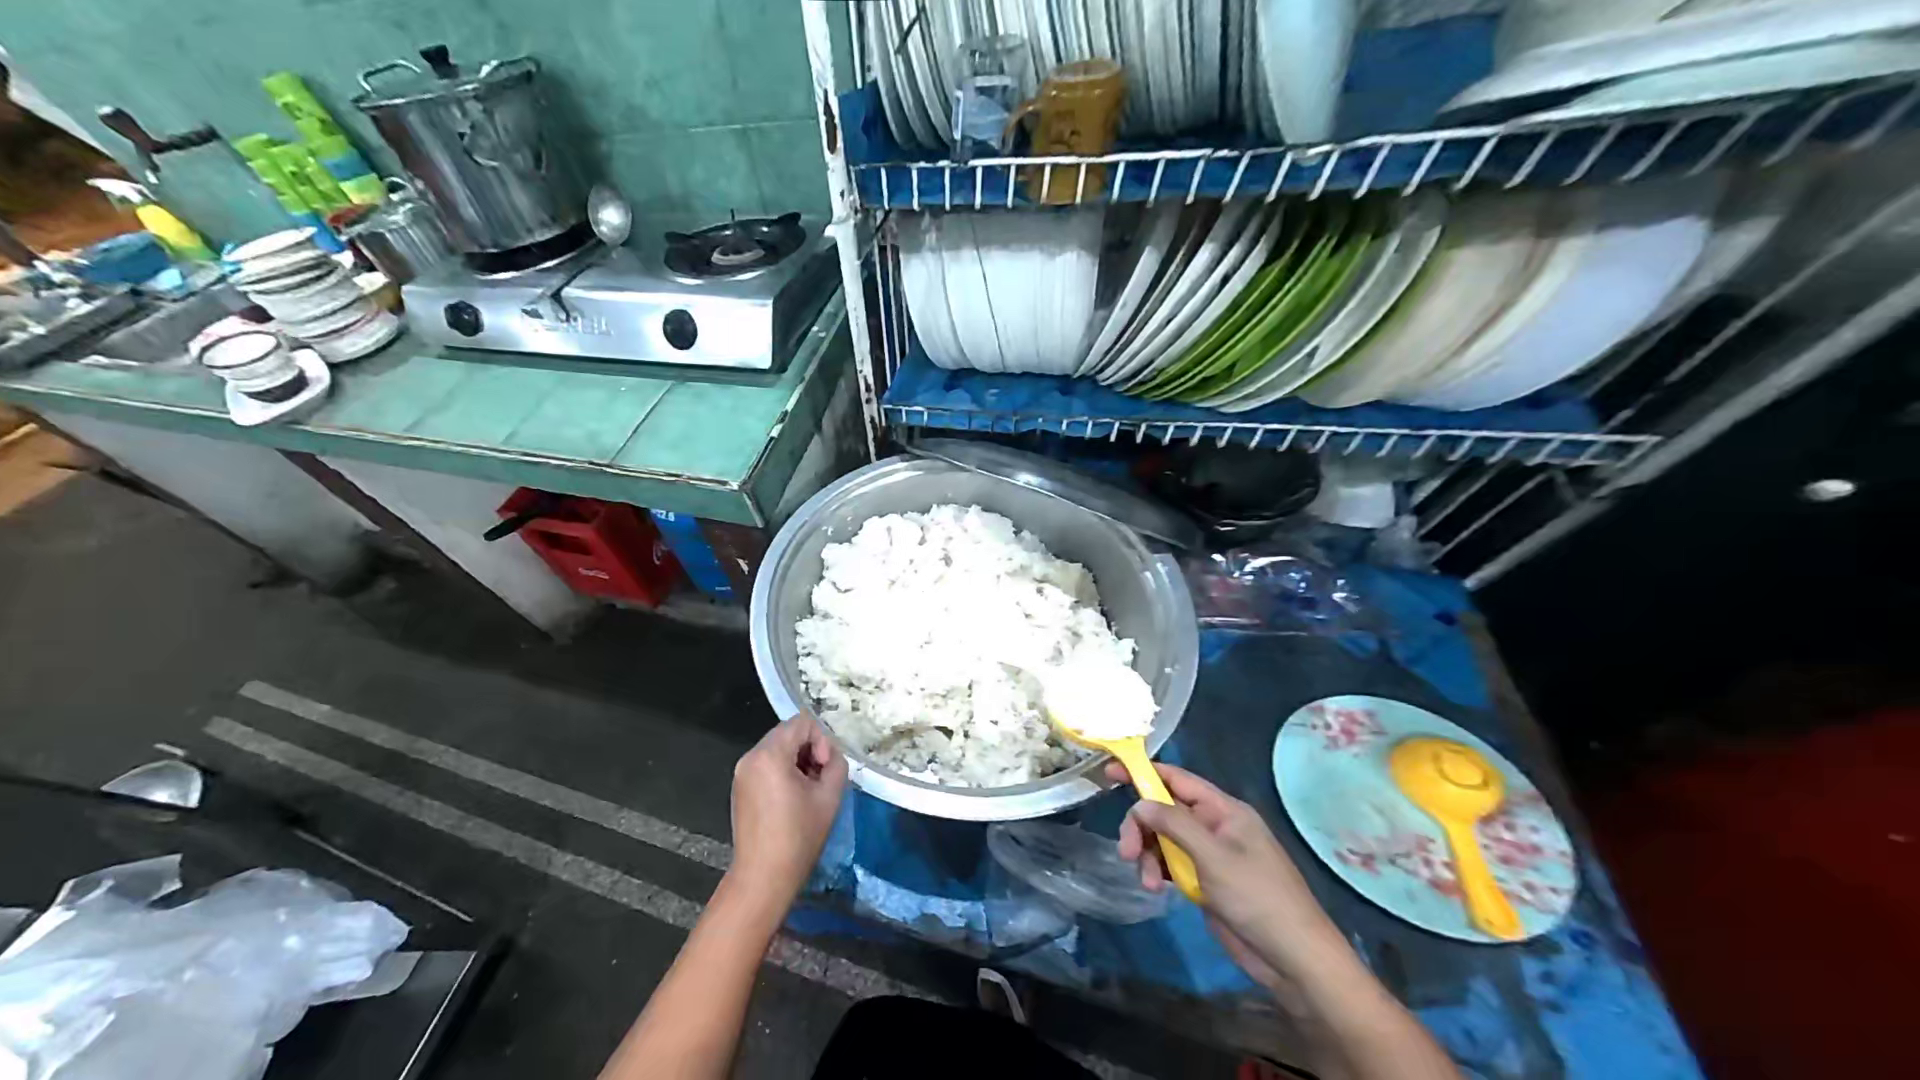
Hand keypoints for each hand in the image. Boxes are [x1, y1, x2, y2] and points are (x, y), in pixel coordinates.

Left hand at [729, 713, 847, 901]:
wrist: (763, 877)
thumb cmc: (799, 836)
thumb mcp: (830, 795)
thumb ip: (836, 762)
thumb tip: (828, 756)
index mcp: (769, 754)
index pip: (802, 723)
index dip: (821, 741)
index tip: (825, 770)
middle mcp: (750, 757)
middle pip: (788, 733)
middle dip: (810, 750)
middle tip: (820, 779)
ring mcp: (742, 772)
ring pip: (778, 749)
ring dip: (798, 761)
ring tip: (808, 791)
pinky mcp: (740, 787)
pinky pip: (766, 764)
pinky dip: (783, 771)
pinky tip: (793, 799)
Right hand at [1109, 762, 1342, 986]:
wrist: (1292, 957)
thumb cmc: (1257, 896)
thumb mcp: (1213, 856)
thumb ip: (1174, 825)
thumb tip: (1140, 803)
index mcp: (1224, 810)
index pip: (1177, 779)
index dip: (1144, 773)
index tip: (1110, 772)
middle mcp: (1214, 826)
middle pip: (1164, 811)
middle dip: (1142, 826)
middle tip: (1125, 851)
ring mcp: (1209, 854)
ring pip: (1163, 839)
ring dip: (1147, 854)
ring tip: (1145, 880)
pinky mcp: (1204, 880)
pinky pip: (1170, 863)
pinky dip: (1157, 870)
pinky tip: (1155, 888)